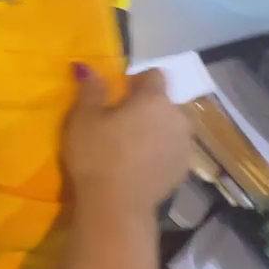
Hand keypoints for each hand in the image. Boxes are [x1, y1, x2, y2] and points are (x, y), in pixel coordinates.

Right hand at [63, 67, 191, 215]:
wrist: (116, 202)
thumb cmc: (96, 154)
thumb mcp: (83, 119)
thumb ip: (90, 90)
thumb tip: (88, 66)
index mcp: (153, 100)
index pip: (154, 74)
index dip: (134, 80)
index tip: (115, 94)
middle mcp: (177, 116)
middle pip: (163, 101)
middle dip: (144, 106)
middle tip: (116, 122)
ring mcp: (185, 143)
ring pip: (169, 124)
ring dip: (153, 128)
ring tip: (128, 145)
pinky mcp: (185, 166)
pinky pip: (171, 147)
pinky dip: (158, 149)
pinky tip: (137, 163)